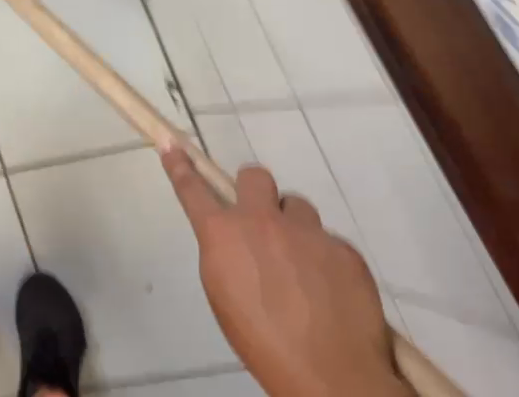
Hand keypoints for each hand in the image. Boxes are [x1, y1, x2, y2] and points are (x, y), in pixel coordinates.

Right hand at [162, 147, 407, 396]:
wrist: (330, 373)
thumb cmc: (259, 338)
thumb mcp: (221, 290)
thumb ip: (223, 251)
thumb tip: (231, 239)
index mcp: (222, 232)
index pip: (192, 187)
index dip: (180, 165)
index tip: (172, 145)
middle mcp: (262, 221)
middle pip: (255, 176)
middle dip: (255, 192)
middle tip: (261, 220)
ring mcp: (307, 233)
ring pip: (297, 207)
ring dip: (293, 225)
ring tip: (301, 262)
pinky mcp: (345, 251)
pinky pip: (330, 241)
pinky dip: (325, 258)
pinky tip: (329, 289)